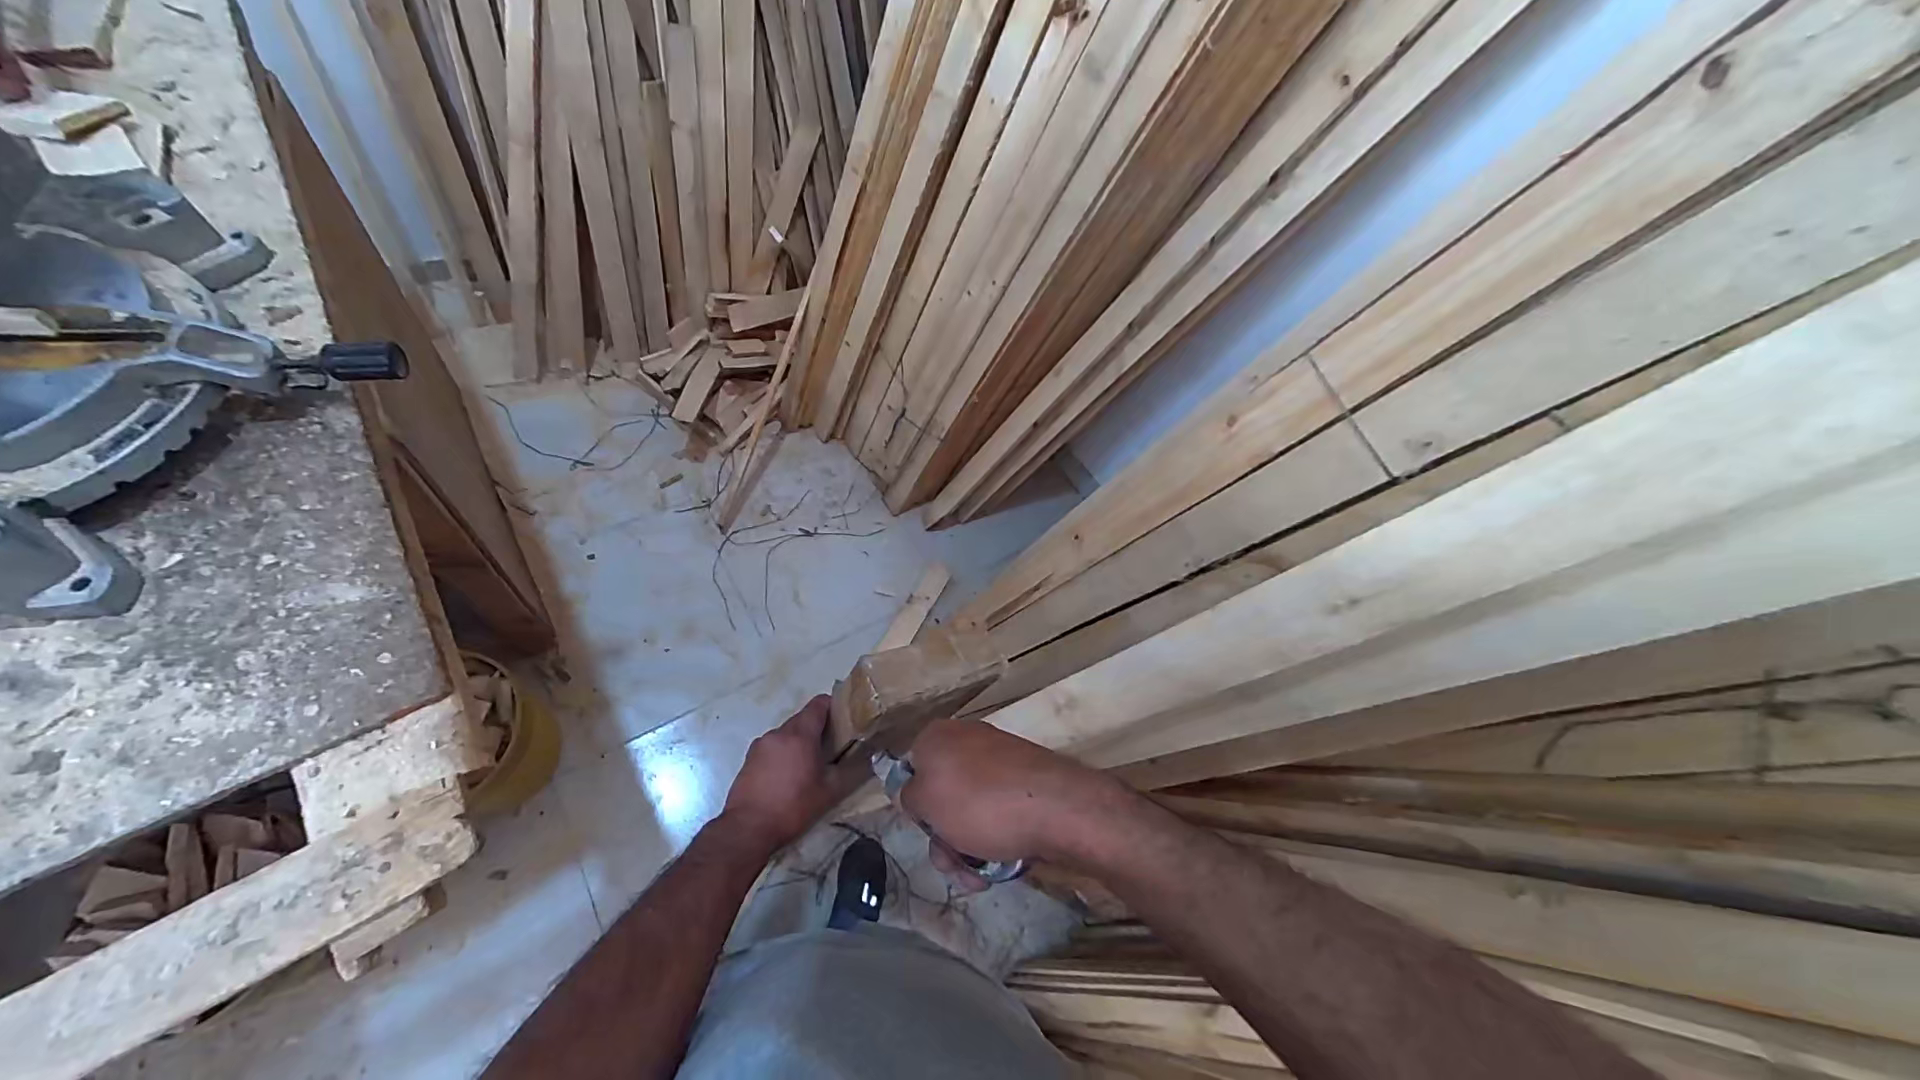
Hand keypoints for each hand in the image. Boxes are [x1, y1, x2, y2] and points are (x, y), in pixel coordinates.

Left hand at [721, 695, 849, 854]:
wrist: (747, 829)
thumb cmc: (792, 807)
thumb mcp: (830, 792)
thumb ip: (852, 771)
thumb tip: (870, 759)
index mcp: (800, 734)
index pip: (819, 703)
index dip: (834, 706)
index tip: (845, 721)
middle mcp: (778, 733)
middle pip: (803, 719)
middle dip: (818, 729)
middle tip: (833, 749)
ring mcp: (760, 745)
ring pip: (786, 734)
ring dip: (800, 743)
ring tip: (810, 766)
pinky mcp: (748, 760)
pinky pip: (772, 748)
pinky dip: (783, 754)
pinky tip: (788, 778)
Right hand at [899, 717, 1137, 871]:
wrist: (1058, 807)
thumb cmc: (980, 803)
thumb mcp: (925, 802)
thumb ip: (910, 796)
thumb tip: (918, 791)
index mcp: (939, 736)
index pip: (910, 768)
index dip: (916, 804)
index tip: (926, 828)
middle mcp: (968, 742)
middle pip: (941, 797)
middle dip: (943, 838)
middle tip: (954, 862)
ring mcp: (1000, 762)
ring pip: (969, 813)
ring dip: (967, 849)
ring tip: (982, 874)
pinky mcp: (1026, 783)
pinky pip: (998, 813)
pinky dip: (996, 840)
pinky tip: (1005, 864)